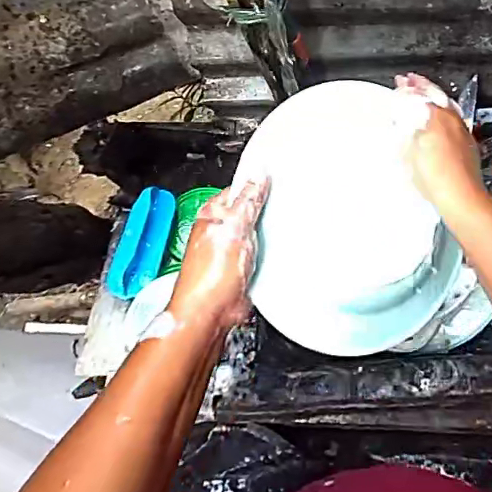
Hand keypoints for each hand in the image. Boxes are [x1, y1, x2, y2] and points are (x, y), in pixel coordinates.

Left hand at [166, 178, 266, 334]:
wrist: (210, 315)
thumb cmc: (210, 275)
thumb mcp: (234, 228)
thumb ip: (248, 201)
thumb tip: (259, 176)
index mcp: (213, 213)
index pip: (239, 188)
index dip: (257, 184)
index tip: (277, 182)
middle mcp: (220, 230)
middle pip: (250, 210)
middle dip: (266, 211)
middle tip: (281, 208)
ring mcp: (231, 250)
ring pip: (257, 232)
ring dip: (269, 234)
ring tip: (280, 230)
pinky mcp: (242, 268)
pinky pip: (261, 252)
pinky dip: (270, 252)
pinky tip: (278, 251)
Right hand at [393, 74, 486, 213]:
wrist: (460, 198)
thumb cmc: (436, 176)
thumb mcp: (410, 151)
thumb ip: (408, 130)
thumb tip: (406, 120)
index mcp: (436, 116)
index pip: (420, 94)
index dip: (409, 87)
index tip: (401, 81)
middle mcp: (452, 121)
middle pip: (436, 96)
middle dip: (422, 87)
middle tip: (411, 81)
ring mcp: (463, 133)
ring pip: (448, 107)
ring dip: (434, 100)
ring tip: (425, 97)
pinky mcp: (468, 146)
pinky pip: (455, 121)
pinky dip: (444, 115)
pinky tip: (440, 121)